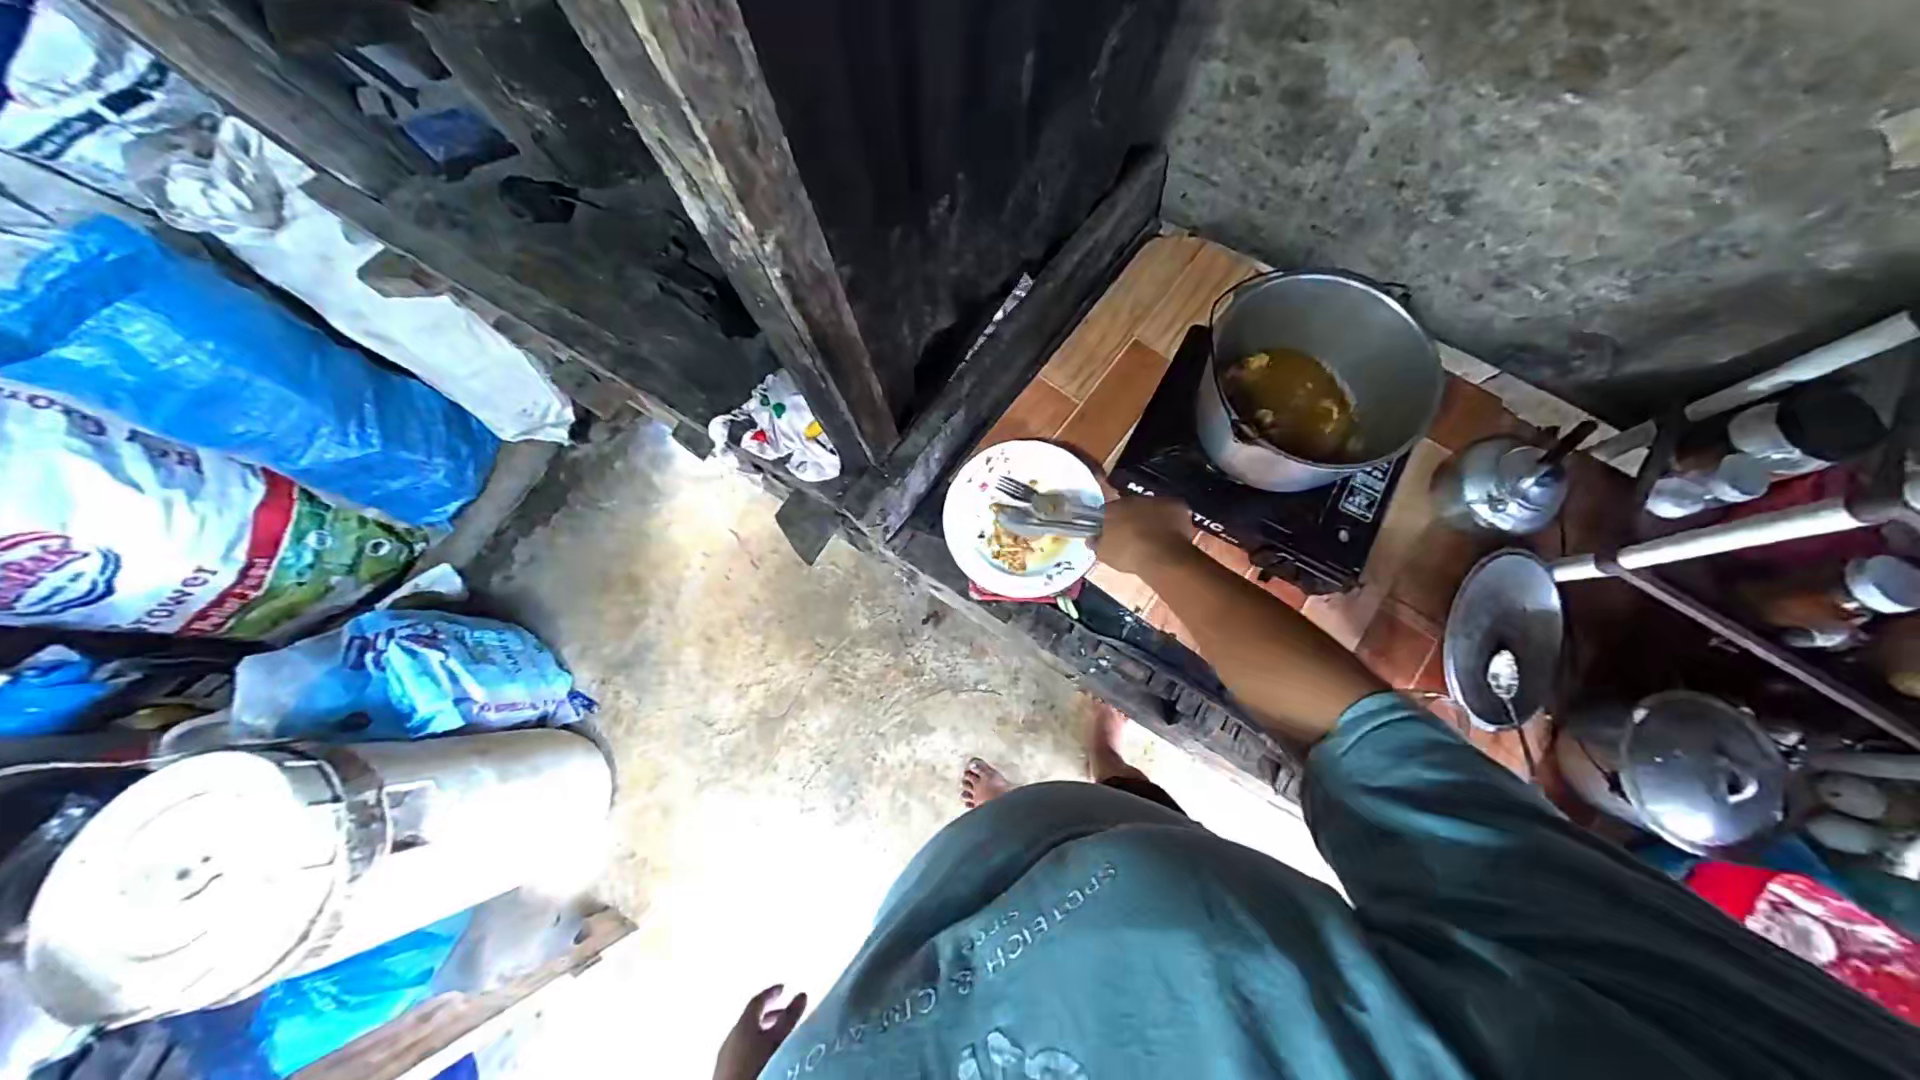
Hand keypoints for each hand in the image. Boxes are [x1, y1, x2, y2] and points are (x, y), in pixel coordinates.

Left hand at [714, 984, 807, 1079]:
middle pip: (751, 1018)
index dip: (771, 993)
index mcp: (743, 1023)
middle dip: (769, 1013)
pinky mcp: (724, 1072)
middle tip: (784, 1013)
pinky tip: (764, 1057)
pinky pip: (742, 1050)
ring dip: (762, 1032)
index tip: (783, 988)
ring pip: (746, 1036)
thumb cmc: (756, 1066)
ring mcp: (726, 1055)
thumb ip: (789, 1017)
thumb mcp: (777, 1040)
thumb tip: (802, 994)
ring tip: (778, 1037)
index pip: (757, 1001)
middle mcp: (732, 1035)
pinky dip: (755, 1046)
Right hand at [1094, 496, 1196, 576]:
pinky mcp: (1178, 505)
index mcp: (1113, 508)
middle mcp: (1134, 499)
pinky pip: (1172, 511)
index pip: (1108, 510)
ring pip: (1152, 507)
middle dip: (1132, 518)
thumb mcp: (1104, 554)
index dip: (1110, 521)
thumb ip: (1096, 543)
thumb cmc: (1129, 554)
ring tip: (1155, 537)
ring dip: (1152, 518)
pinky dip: (1172, 520)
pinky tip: (1172, 534)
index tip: (1113, 532)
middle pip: (1131, 506)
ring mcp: (1157, 500)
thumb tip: (1092, 539)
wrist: (1162, 556)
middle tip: (1134, 535)